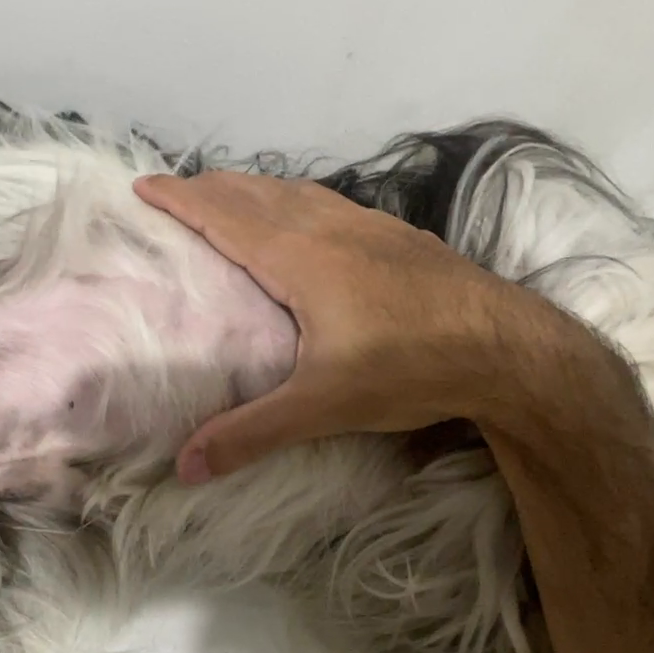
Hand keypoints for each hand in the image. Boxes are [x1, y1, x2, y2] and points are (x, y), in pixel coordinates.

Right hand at [134, 172, 586, 483]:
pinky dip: (294, 199)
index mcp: (300, 257)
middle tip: (174, 190)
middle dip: (209, 187)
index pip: (224, 216)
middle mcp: (329, 227)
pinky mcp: (398, 235)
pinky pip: (328, 202)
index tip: (143, 185)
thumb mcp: (322, 407)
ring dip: (252, 189)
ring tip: (228, 196)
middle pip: (255, 193)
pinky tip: (306, 216)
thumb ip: (250, 433)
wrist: (510, 348)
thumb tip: (183, 467)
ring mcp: (369, 225)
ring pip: (295, 192)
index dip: (180, 198)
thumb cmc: (409, 369)